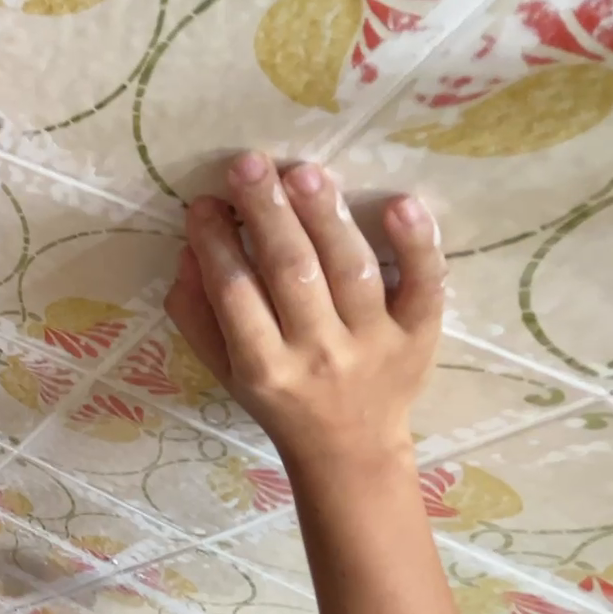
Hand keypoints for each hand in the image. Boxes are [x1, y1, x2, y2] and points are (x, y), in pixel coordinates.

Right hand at [163, 152, 446, 473]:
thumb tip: (188, 256)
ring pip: (349, 269)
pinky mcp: (422, 334)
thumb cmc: (272, 401)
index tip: (202, 204)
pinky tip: (396, 203)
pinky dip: (415, 243)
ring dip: (324, 216)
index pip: (233, 293)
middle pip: (289, 272)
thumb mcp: (221, 371)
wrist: (348, 447)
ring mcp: (374, 342)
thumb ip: (199, 318)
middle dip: (266, 214)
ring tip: (302, 172)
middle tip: (248, 166)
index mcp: (260, 367)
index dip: (216, 244)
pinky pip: (424, 284)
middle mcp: (316, 353)